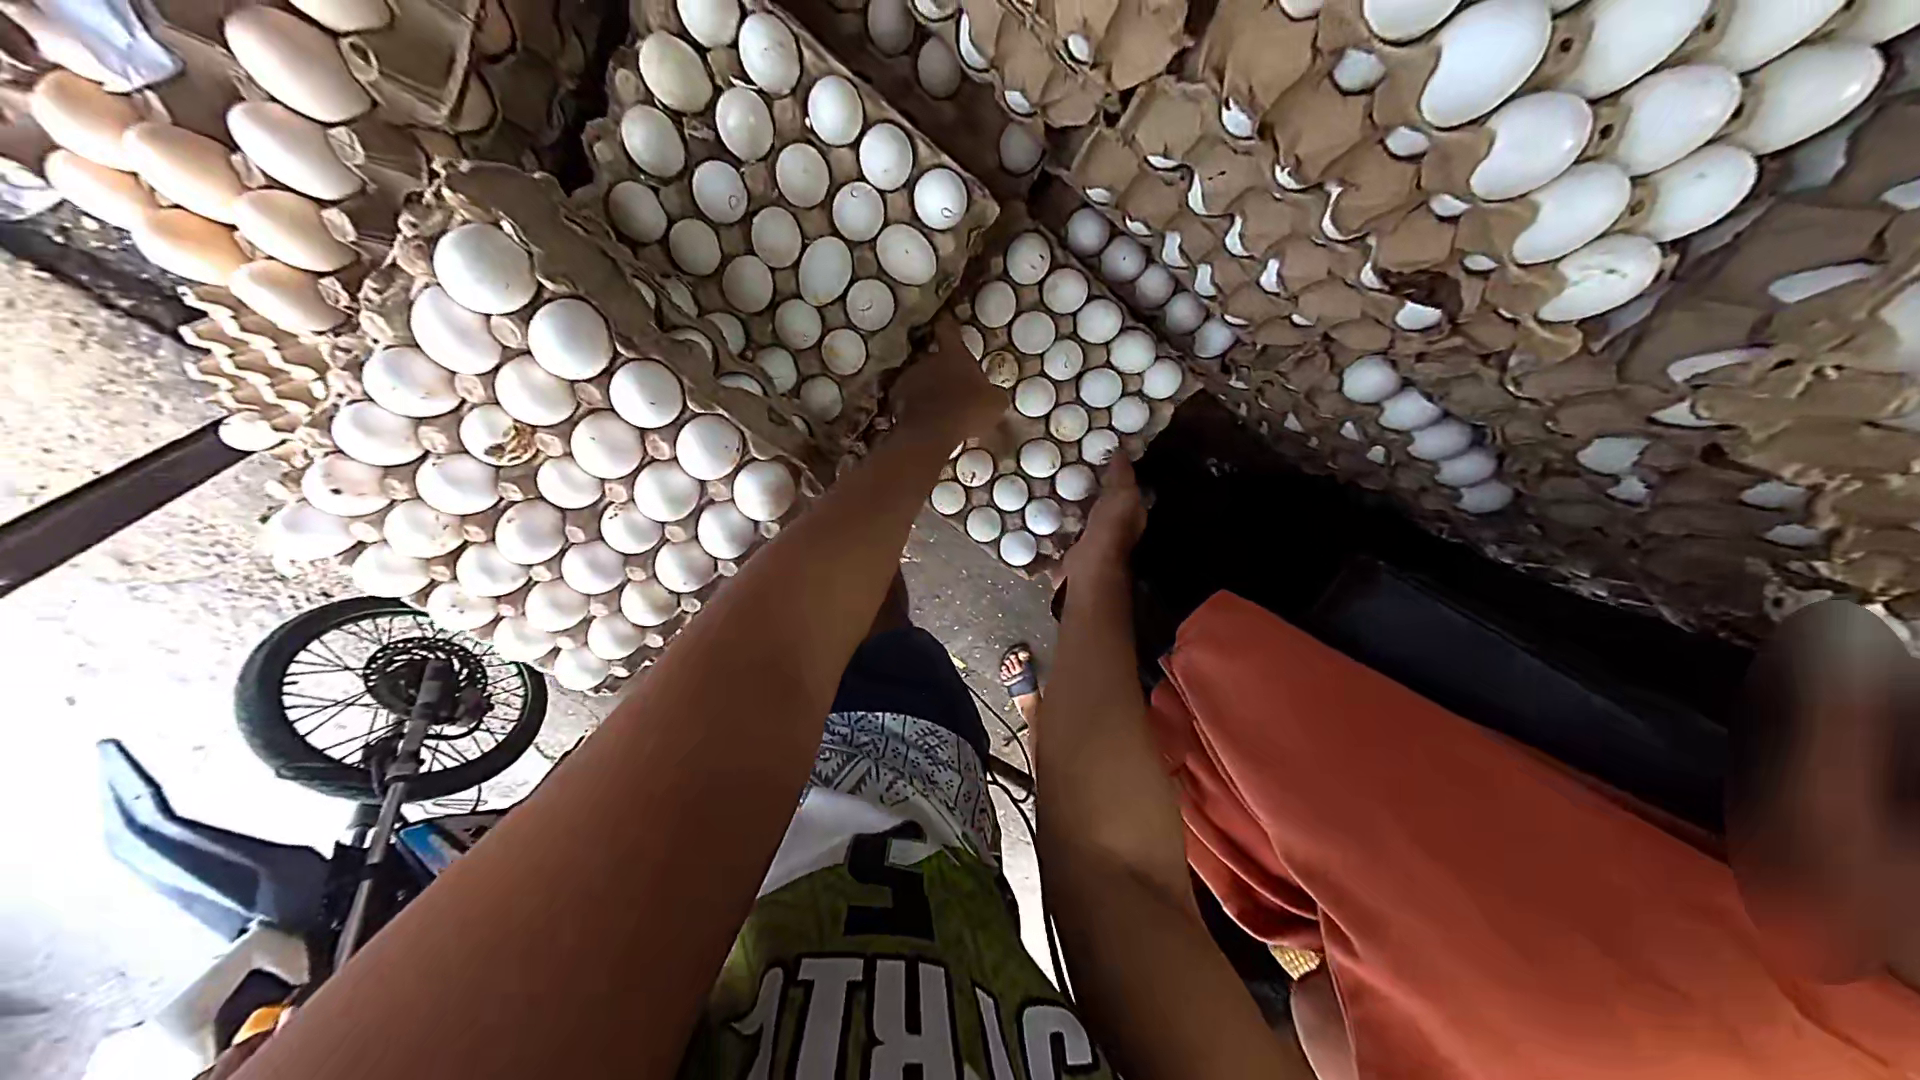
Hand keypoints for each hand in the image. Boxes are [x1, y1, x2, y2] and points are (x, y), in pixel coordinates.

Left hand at [890, 316, 1004, 440]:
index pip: (948, 330)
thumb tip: (995, 396)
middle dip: (939, 370)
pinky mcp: (895, 398)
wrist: (933, 432)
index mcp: (954, 355)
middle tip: (950, 389)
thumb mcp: (994, 403)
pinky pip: (904, 398)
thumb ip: (993, 394)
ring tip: (935, 409)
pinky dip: (910, 406)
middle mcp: (927, 360)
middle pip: (931, 357)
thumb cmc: (969, 410)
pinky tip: (920, 420)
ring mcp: (908, 378)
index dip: (948, 327)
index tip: (948, 324)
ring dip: (924, 390)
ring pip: (917, 379)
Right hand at [1066, 456, 1146, 581]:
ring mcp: (1096, 540)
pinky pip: (1067, 530)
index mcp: (1133, 513)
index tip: (1098, 458)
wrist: (1090, 563)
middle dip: (1092, 490)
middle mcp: (1118, 528)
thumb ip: (1122, 472)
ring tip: (1055, 486)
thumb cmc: (1111, 526)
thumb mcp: (1122, 492)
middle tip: (1071, 470)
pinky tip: (1047, 510)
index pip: (1129, 490)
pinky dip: (1058, 522)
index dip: (1118, 475)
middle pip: (1105, 503)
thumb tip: (1120, 450)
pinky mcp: (1076, 548)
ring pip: (1085, 516)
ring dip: (1073, 506)